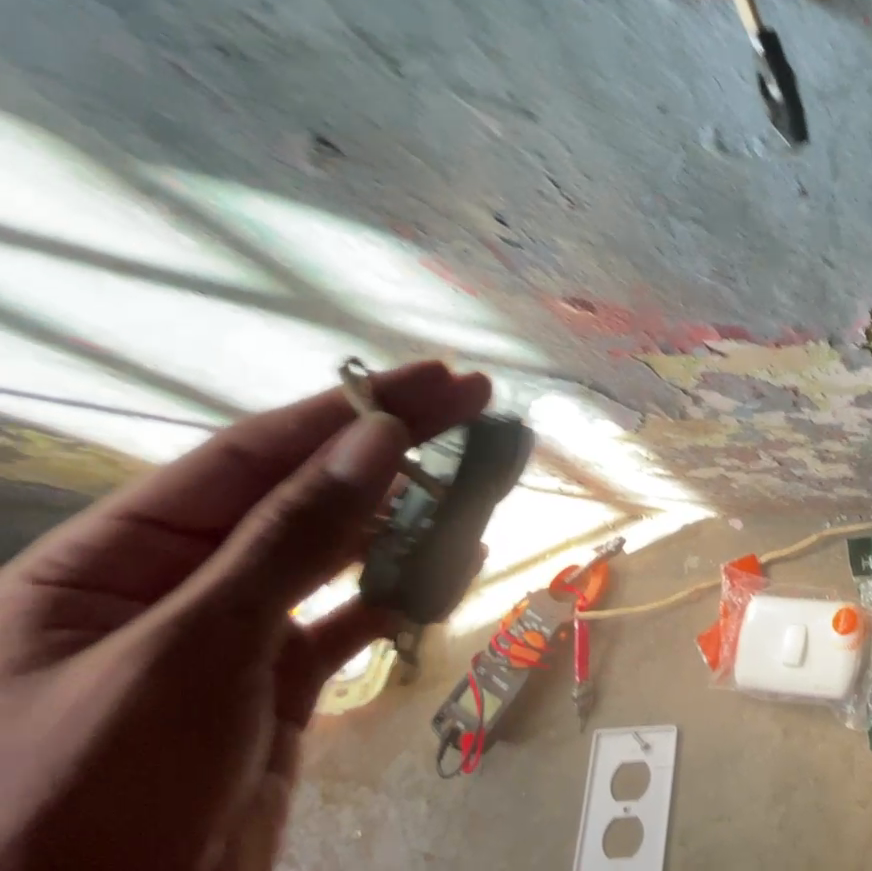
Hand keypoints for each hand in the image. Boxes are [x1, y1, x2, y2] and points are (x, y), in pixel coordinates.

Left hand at [0, 362, 489, 870]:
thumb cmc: (87, 796)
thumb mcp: (188, 652)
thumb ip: (288, 538)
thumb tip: (379, 437)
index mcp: (106, 565)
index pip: (248, 459)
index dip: (348, 411)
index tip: (437, 378)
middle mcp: (169, 589)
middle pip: (300, 497)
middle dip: (391, 452)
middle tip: (478, 405)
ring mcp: (226, 642)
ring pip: (334, 554)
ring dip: (409, 517)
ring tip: (482, 480)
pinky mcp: (273, 693)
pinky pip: (350, 619)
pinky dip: (404, 591)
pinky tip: (455, 564)